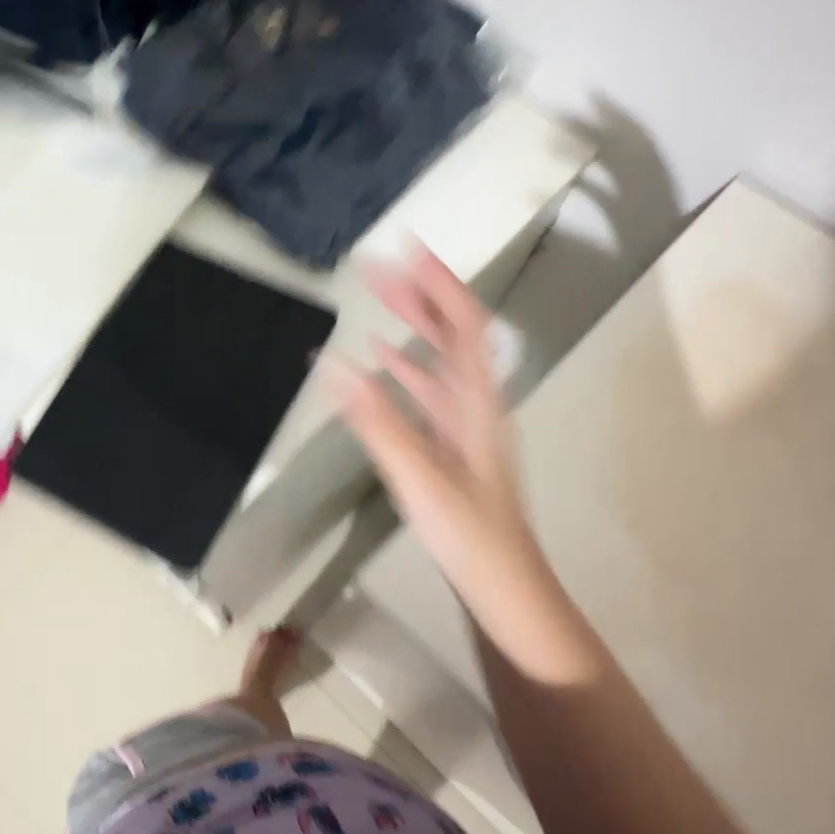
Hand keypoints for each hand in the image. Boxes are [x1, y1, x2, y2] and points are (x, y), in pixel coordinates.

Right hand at [328, 245, 543, 616]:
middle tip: (376, 266)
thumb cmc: (470, 534)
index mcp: (478, 401)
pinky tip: (379, 362)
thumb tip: (330, 365)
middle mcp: (476, 403)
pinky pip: (427, 392)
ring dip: (410, 325)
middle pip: (452, 334)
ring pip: (438, 360)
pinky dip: (403, 368)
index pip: (464, 324)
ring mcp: (465, 425)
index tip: (407, 248)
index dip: (439, 282)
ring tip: (376, 298)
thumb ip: (376, 421)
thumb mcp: (419, 477)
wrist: (504, 586)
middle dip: (417, 295)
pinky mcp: (451, 446)